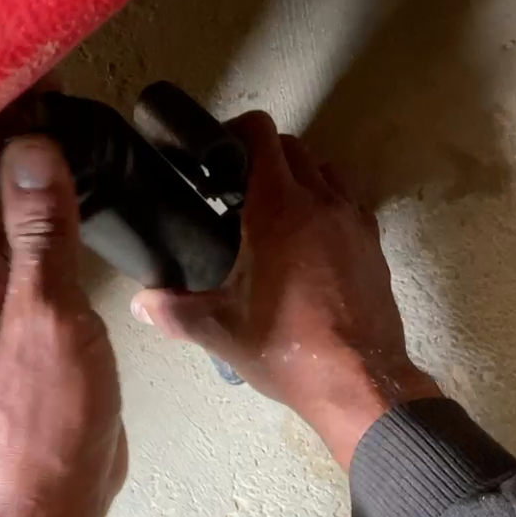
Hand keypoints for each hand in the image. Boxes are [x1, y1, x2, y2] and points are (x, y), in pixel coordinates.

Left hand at [0, 121, 125, 516]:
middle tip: (60, 98)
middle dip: (10, 145)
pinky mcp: (25, 327)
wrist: (55, 491)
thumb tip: (35, 150)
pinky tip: (77, 205)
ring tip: (71, 136)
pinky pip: (31, 258)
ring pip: (4, 226)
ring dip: (30, 183)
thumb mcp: (49, 314)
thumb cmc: (46, 413)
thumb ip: (42, 232)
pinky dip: (50, 225)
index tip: (31, 82)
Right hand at [130, 112, 439, 469]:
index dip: (235, 133)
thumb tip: (140, 304)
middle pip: (294, 148)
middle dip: (264, 157)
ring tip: (278, 212)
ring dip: (301, 178)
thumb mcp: (223, 333)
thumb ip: (176, 313)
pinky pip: (351, 203)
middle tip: (238, 192)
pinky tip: (313, 240)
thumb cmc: (289, 353)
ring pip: (326, 172)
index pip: (261, 134)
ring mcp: (354, 222)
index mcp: (279, 209)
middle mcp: (322, 203)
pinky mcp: (375, 246)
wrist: (359, 383)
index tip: (216, 158)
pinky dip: (330, 205)